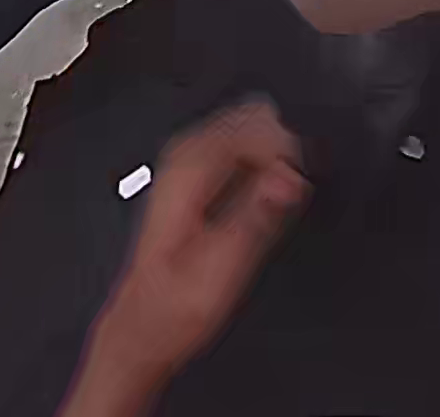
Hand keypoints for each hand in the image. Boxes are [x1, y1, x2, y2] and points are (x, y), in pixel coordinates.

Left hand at [63, 101, 309, 415]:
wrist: (143, 325)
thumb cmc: (174, 305)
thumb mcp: (221, 272)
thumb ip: (257, 217)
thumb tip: (288, 177)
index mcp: (186, 169)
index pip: (252, 122)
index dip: (283, 147)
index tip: (296, 178)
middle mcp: (184, 154)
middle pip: (251, 114)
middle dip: (280, 146)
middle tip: (290, 187)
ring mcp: (187, 156)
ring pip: (248, 122)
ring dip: (273, 150)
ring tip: (281, 190)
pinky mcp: (196, 166)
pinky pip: (241, 139)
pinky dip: (263, 156)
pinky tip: (267, 187)